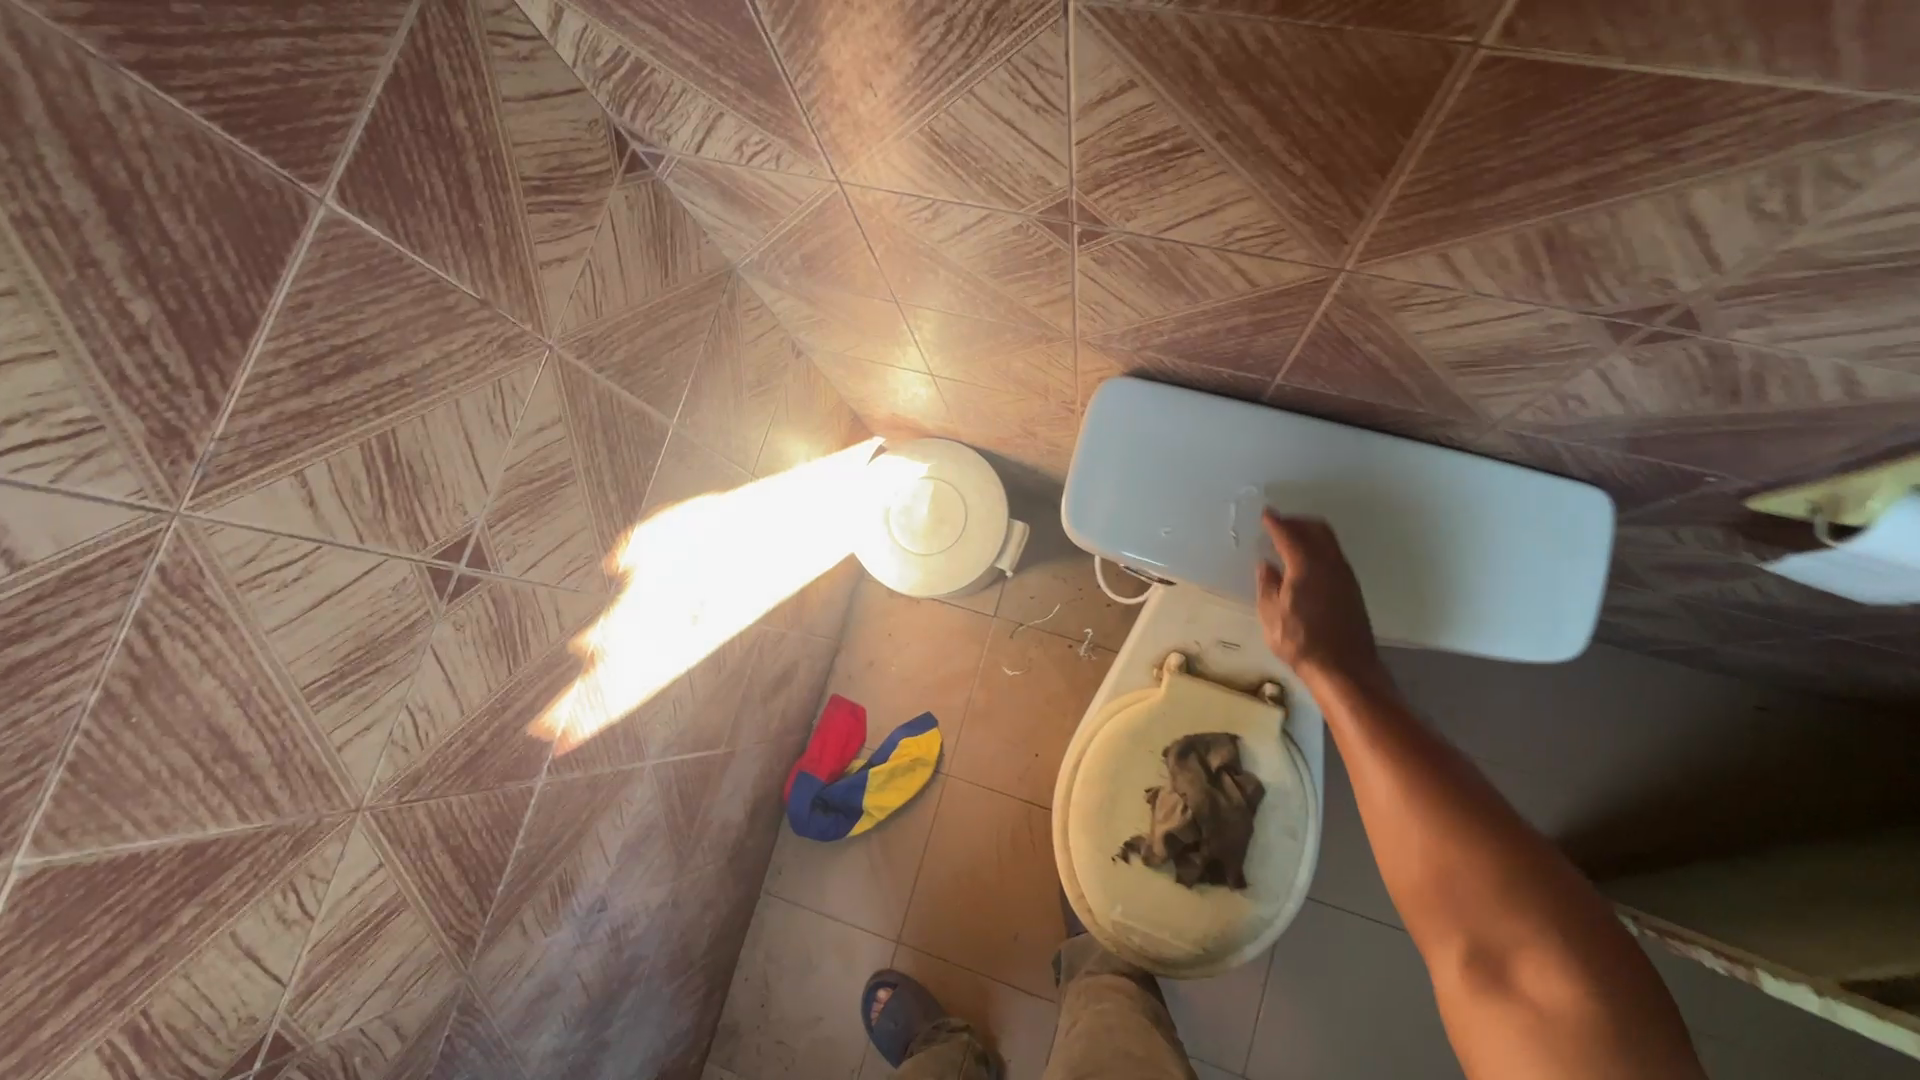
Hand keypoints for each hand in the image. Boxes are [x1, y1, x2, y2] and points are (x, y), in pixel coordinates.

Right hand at [1255, 512, 1383, 685]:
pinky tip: (1306, 564)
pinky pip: (1334, 555)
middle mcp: (1329, 564)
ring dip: (1310, 534)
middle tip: (1279, 525)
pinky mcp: (1352, 588)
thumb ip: (1268, 585)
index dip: (1275, 523)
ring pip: (1329, 541)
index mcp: (1306, 566)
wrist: (1344, 668)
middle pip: (1316, 529)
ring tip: (1290, 542)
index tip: (1266, 514)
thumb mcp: (1271, 615)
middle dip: (1297, 522)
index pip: (1288, 535)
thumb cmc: (1301, 642)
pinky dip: (1319, 548)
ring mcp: (1345, 576)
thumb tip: (1266, 565)